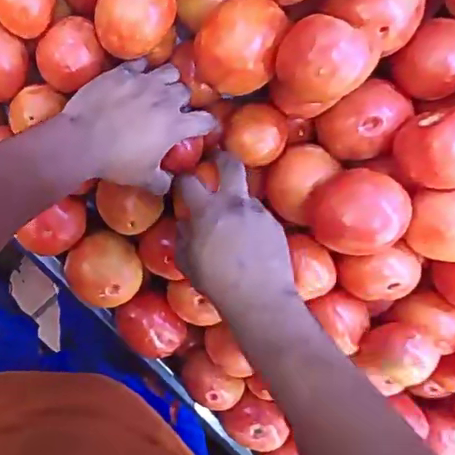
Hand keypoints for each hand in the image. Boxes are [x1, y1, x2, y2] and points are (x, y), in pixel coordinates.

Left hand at [59, 61, 216, 193]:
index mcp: (176, 125)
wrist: (82, 139)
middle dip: (182, 99)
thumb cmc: (116, 162)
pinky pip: (140, 63)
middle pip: (185, 91)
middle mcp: (165, 99)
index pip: (205, 121)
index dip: (207, 124)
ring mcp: (144, 82)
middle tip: (172, 107)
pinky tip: (136, 74)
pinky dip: (141, 68)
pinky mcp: (123, 73)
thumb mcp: (142, 178)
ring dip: (167, 79)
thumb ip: (160, 181)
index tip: (203, 126)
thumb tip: (167, 185)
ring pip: (168, 71)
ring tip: (159, 86)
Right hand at [175, 153, 299, 319]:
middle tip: (216, 160)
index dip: (181, 178)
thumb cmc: (216, 282)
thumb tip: (184, 223)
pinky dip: (251, 221)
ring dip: (237, 199)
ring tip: (232, 220)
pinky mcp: (274, 223)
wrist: (259, 298)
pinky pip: (258, 215)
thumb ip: (182, 236)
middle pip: (230, 163)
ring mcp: (258, 211)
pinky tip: (249, 241)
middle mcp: (234, 202)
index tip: (180, 182)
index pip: (188, 180)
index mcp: (206, 210)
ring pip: (246, 193)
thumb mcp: (186, 261)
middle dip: (221, 157)